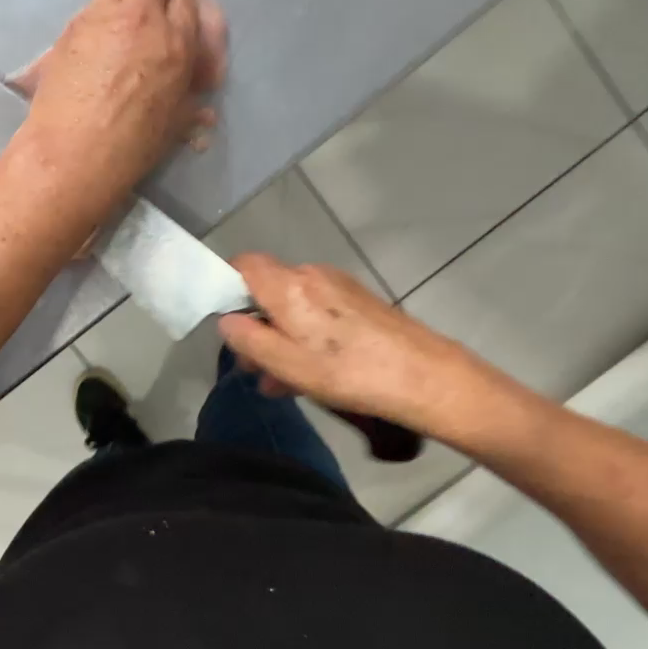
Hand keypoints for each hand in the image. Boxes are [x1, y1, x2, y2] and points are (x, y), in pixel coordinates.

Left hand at [18, 0, 210, 188]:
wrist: (74, 153)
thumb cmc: (132, 146)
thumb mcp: (173, 125)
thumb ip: (188, 104)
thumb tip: (204, 111)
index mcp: (176, 42)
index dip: (178, 9)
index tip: (172, 24)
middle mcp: (141, 19)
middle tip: (142, 15)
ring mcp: (101, 19)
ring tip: (113, 26)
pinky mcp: (69, 29)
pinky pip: (86, 9)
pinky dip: (92, 20)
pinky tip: (89, 46)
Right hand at [217, 254, 523, 442]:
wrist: (425, 378)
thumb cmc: (349, 372)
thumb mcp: (288, 364)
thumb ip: (249, 340)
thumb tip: (226, 320)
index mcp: (290, 286)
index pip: (244, 265)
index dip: (225, 286)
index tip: (222, 322)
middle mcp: (313, 276)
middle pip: (268, 290)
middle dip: (255, 327)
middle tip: (253, 368)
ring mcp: (339, 288)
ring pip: (293, 307)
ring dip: (280, 340)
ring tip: (281, 383)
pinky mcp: (359, 303)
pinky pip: (317, 314)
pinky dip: (305, 339)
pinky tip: (311, 375)